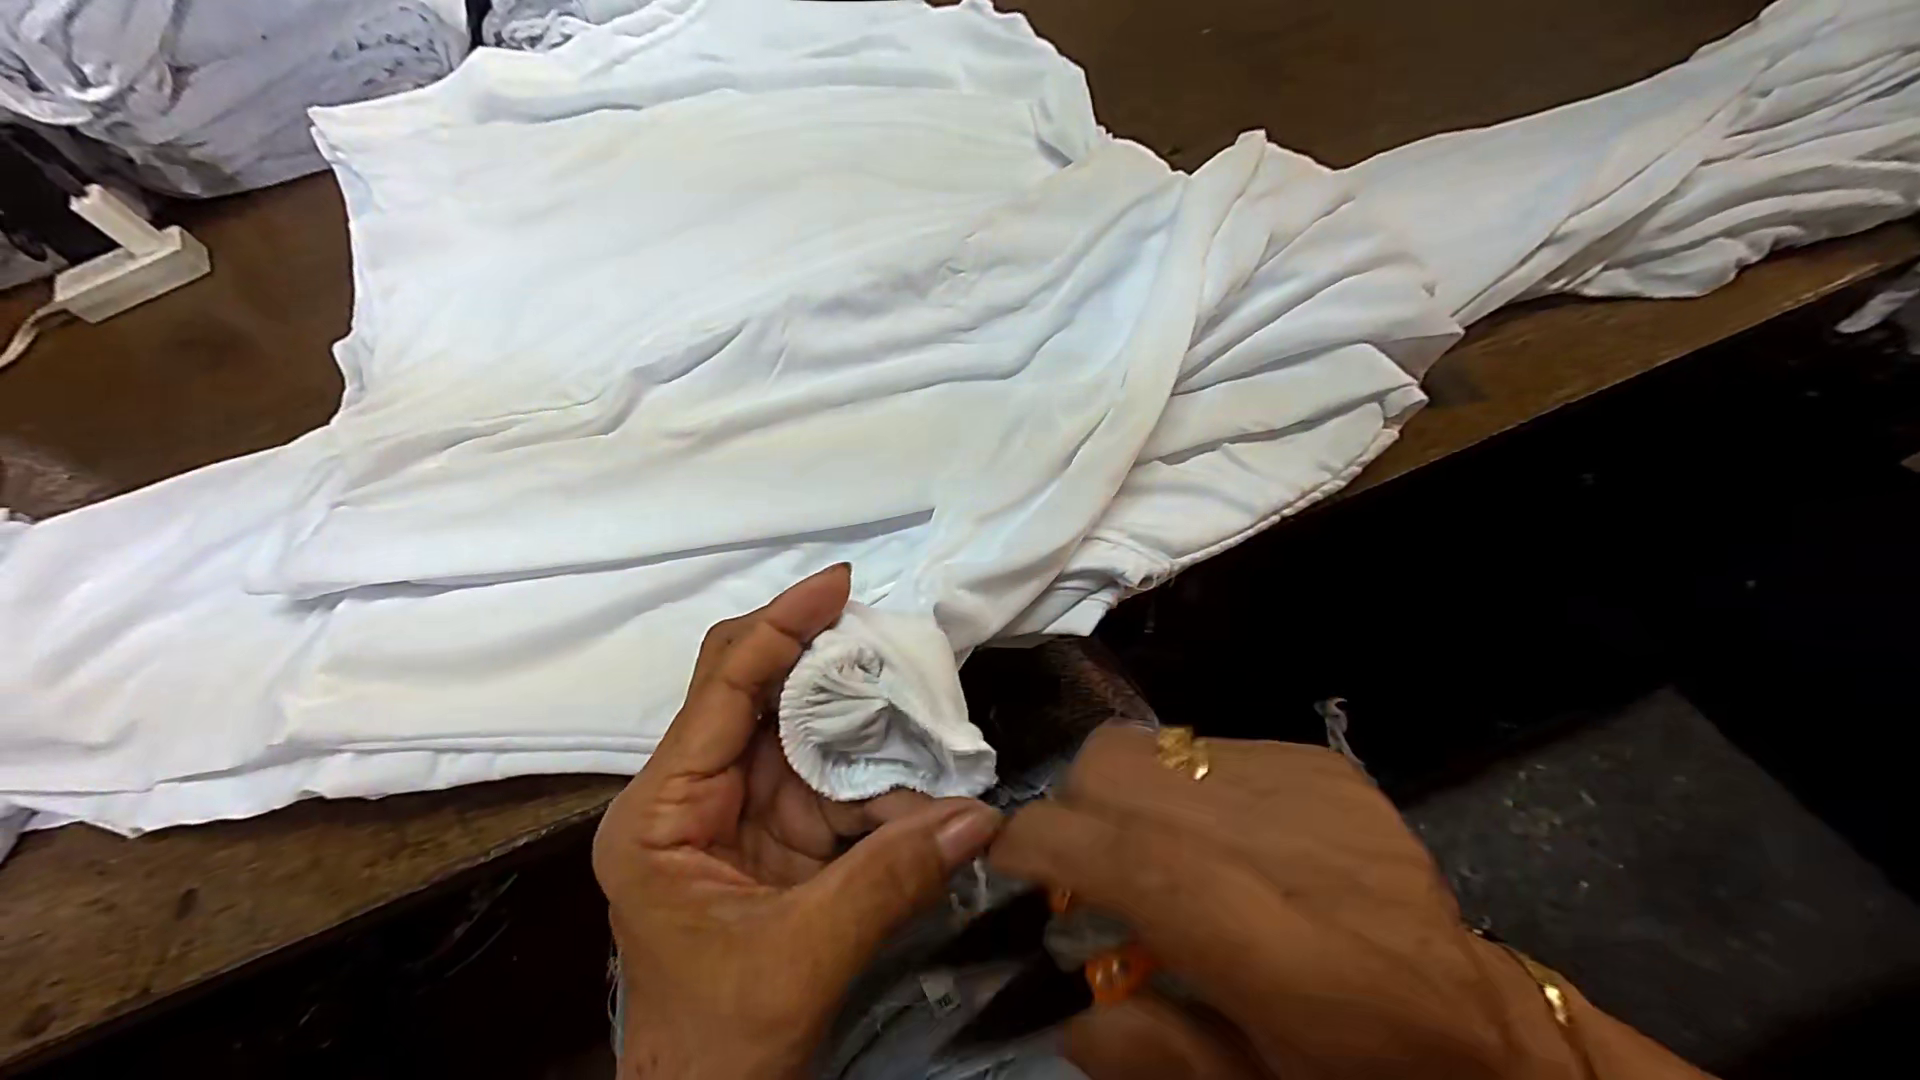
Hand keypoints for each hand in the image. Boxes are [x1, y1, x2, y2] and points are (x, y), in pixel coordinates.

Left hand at [593, 564, 1002, 1079]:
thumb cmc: (719, 1045)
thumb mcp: (801, 959)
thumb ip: (891, 881)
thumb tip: (981, 818)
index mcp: (664, 811)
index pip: (722, 688)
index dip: (779, 627)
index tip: (837, 585)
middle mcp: (695, 791)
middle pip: (759, 692)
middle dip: (825, 661)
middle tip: (889, 637)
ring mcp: (740, 808)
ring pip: (804, 731)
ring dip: (862, 720)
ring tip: (919, 701)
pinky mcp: (779, 830)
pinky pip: (832, 778)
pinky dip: (878, 773)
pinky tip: (920, 775)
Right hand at [988, 726, 1586, 1079]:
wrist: (1501, 1033)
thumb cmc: (1368, 1076)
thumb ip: (1150, 1053)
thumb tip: (1063, 1012)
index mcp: (1269, 945)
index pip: (1122, 854)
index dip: (1045, 845)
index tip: (1005, 858)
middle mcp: (1282, 841)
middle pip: (1121, 769)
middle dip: (1074, 806)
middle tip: (1084, 862)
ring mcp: (1307, 787)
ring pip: (1152, 744)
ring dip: (1120, 790)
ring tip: (1143, 844)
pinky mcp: (1323, 764)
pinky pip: (1203, 748)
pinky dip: (1176, 786)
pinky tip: (1213, 836)